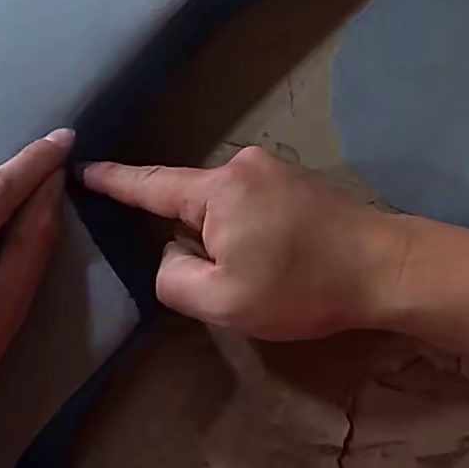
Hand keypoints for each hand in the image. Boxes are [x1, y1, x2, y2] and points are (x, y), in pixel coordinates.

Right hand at [82, 147, 407, 340]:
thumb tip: (171, 252)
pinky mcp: (294, 179)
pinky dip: (245, 228)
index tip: (85, 167)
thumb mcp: (223, 301)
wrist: (383, 267)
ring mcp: (272, 169)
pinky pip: (248, 202)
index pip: (151, 184)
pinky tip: (273, 257)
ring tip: (260, 274)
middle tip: (221, 279)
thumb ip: (175, 277)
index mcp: (217, 190)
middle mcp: (241, 166)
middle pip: (190, 199)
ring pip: (222, 204)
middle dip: (191, 236)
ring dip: (223, 236)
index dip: (114, 180)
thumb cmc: (302, 286)